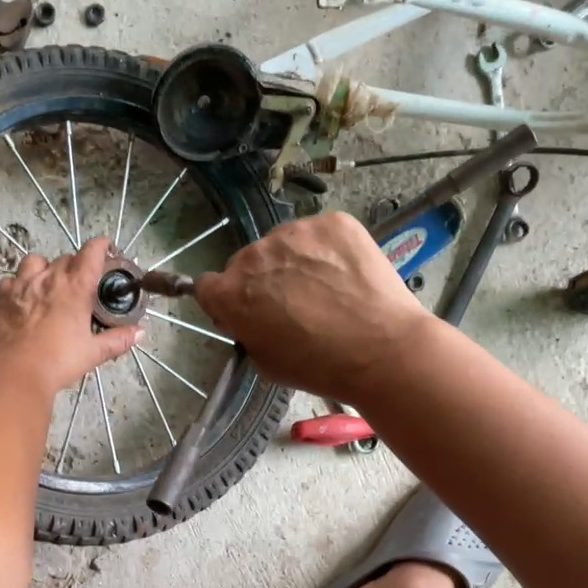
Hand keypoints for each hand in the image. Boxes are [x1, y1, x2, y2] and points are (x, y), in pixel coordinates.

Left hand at [0, 237, 142, 397]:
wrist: (19, 372)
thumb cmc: (59, 360)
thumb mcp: (94, 352)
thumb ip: (118, 339)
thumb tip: (139, 334)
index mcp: (77, 286)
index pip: (93, 250)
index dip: (103, 246)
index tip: (108, 252)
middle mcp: (50, 277)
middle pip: (67, 257)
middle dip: (77, 266)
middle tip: (82, 286)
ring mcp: (24, 284)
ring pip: (36, 260)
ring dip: (45, 267)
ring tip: (49, 284)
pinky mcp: (4, 297)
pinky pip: (11, 279)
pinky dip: (18, 284)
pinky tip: (24, 297)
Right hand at [194, 211, 429, 399]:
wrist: (380, 349)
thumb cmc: (316, 366)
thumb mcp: (263, 361)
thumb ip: (245, 330)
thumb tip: (249, 316)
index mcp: (230, 293)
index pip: (207, 285)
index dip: (225, 300)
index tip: (245, 312)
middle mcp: (254, 255)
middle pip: (245, 262)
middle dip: (259, 280)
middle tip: (289, 304)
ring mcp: (295, 232)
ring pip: (282, 244)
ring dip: (292, 261)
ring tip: (322, 288)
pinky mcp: (333, 221)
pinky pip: (317, 233)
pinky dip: (325, 249)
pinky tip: (343, 274)